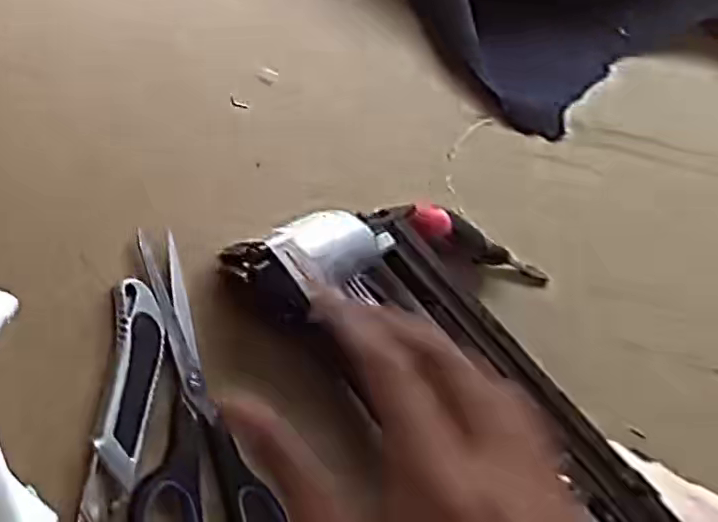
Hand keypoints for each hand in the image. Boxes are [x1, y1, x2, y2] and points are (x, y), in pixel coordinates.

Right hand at [223, 296, 578, 521]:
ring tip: (411, 345)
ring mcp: (545, 500)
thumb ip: (288, 464)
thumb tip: (236, 407)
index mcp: (438, 474)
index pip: (389, 363)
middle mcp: (502, 479)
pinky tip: (464, 412)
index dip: (349, 320)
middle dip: (405, 326)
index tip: (322, 298)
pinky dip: (490, 406)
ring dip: (453, 360)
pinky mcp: (563, 517)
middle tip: (361, 310)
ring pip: (507, 398)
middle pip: (458, 366)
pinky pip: (534, 440)